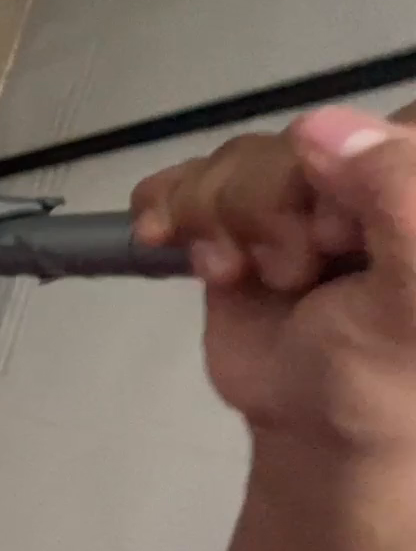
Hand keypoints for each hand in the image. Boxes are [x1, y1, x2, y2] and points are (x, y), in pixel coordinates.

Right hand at [132, 106, 415, 456]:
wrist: (315, 424)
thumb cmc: (390, 376)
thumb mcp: (415, 301)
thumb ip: (402, 206)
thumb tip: (322, 127)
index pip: (388, 127)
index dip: (351, 170)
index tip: (343, 238)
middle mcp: (371, 185)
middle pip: (292, 143)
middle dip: (266, 208)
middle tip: (292, 271)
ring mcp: (294, 201)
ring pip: (228, 160)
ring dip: (212, 220)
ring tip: (238, 272)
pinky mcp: (228, 219)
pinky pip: (176, 178)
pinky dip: (161, 208)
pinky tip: (168, 241)